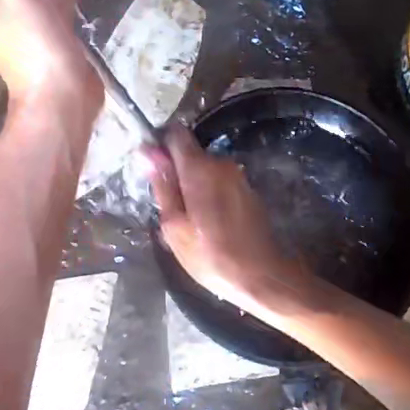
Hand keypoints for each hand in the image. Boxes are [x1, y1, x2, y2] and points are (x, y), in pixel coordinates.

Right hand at [147, 129, 307, 312]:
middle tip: (170, 211)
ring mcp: (238, 177)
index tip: (153, 171)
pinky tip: (209, 226)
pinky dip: (209, 197)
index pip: (176, 134)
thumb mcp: (174, 226)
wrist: (261, 276)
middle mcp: (221, 164)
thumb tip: (147, 152)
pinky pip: (219, 184)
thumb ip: (162, 185)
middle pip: (190, 155)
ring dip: (193, 189)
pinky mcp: (248, 191)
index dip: (160, 146)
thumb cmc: (210, 255)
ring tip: (189, 224)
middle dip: (176, 175)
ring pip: (204, 171)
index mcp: (200, 169)